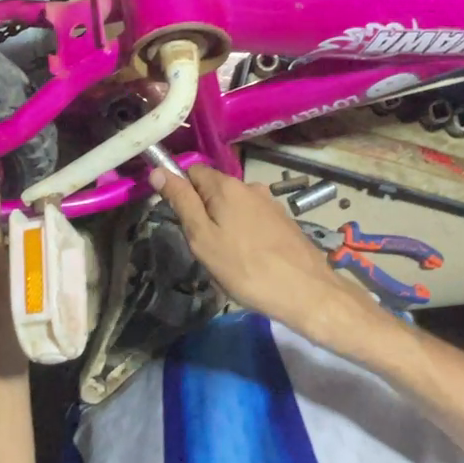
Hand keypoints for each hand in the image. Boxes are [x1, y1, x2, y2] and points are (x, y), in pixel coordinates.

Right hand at [149, 165, 366, 337]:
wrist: (305, 291)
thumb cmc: (245, 268)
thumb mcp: (203, 238)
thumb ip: (181, 202)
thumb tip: (158, 171)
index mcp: (226, 186)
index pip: (192, 171)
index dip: (180, 190)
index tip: (180, 220)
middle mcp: (249, 186)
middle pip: (213, 189)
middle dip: (203, 212)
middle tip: (203, 247)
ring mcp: (269, 203)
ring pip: (232, 206)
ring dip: (223, 224)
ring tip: (225, 258)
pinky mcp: (282, 221)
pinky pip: (251, 219)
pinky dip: (243, 233)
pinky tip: (247, 259)